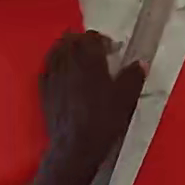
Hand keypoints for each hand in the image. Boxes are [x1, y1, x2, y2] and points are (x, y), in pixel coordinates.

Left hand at [39, 31, 144, 174]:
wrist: (76, 146)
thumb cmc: (104, 119)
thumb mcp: (126, 98)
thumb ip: (134, 76)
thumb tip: (140, 63)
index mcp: (89, 59)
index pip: (92, 37)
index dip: (104, 40)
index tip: (113, 50)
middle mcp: (68, 62)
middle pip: (71, 40)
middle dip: (83, 41)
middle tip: (95, 51)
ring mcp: (53, 75)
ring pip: (56, 51)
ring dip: (67, 49)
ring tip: (77, 58)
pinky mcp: (44, 90)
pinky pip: (47, 68)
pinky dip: (54, 64)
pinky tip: (62, 73)